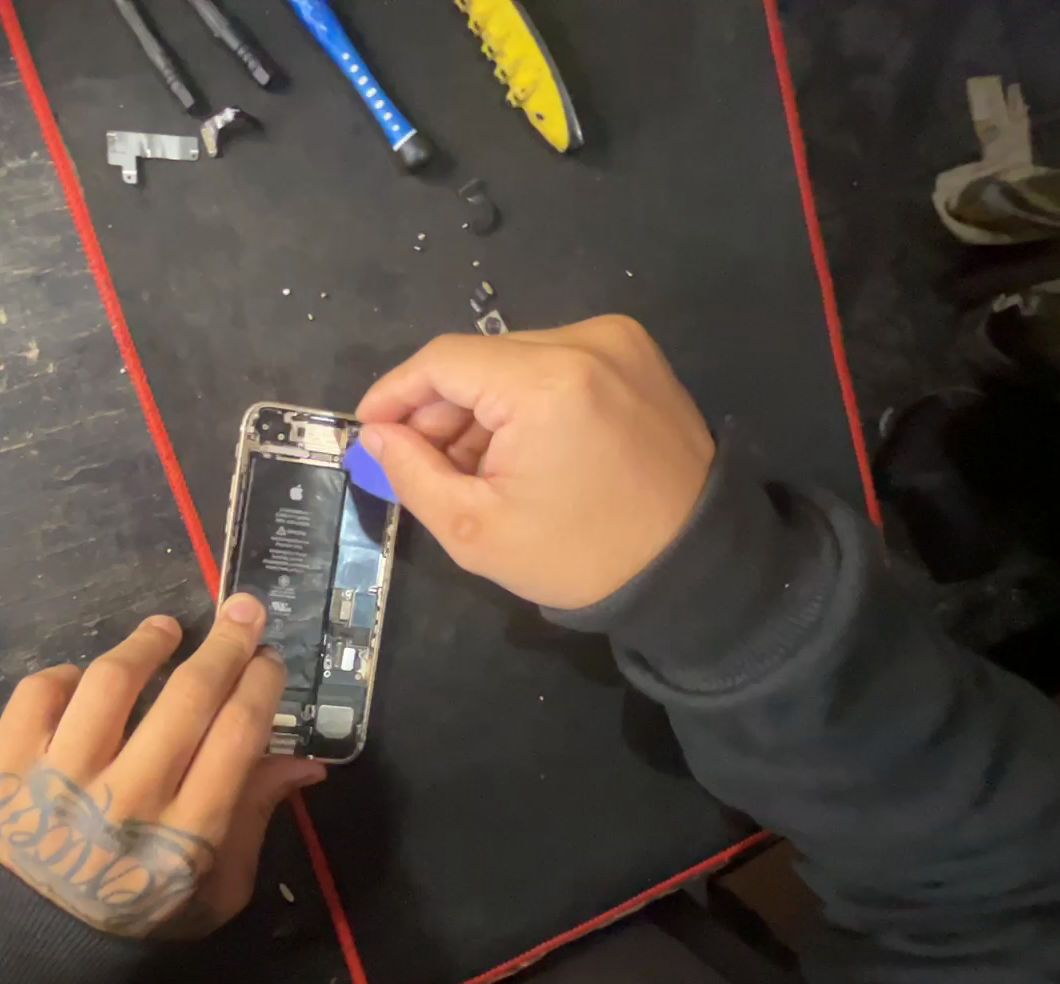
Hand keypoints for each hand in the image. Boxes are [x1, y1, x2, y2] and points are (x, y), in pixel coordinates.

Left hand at [0, 594, 325, 938]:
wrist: (36, 952)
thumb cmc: (144, 915)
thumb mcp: (219, 887)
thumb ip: (257, 816)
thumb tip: (307, 760)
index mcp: (186, 836)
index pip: (237, 733)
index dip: (260, 682)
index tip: (267, 657)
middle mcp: (126, 800)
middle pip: (187, 696)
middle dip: (226, 643)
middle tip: (241, 612)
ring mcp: (59, 781)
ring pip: (110, 680)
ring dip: (147, 642)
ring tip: (165, 630)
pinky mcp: (6, 769)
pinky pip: (38, 693)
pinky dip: (67, 674)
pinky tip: (89, 680)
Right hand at [356, 316, 714, 609]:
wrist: (691, 567)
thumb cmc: (577, 555)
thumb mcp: (473, 529)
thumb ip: (410, 472)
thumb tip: (375, 434)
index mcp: (546, 382)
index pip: (441, 361)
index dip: (394, 392)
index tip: (367, 429)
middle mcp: (584, 341)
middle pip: (476, 360)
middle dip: (437, 411)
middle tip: (419, 463)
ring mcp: (616, 342)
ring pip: (509, 362)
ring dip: (476, 410)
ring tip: (473, 468)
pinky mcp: (633, 355)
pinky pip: (548, 366)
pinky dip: (517, 403)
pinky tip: (516, 451)